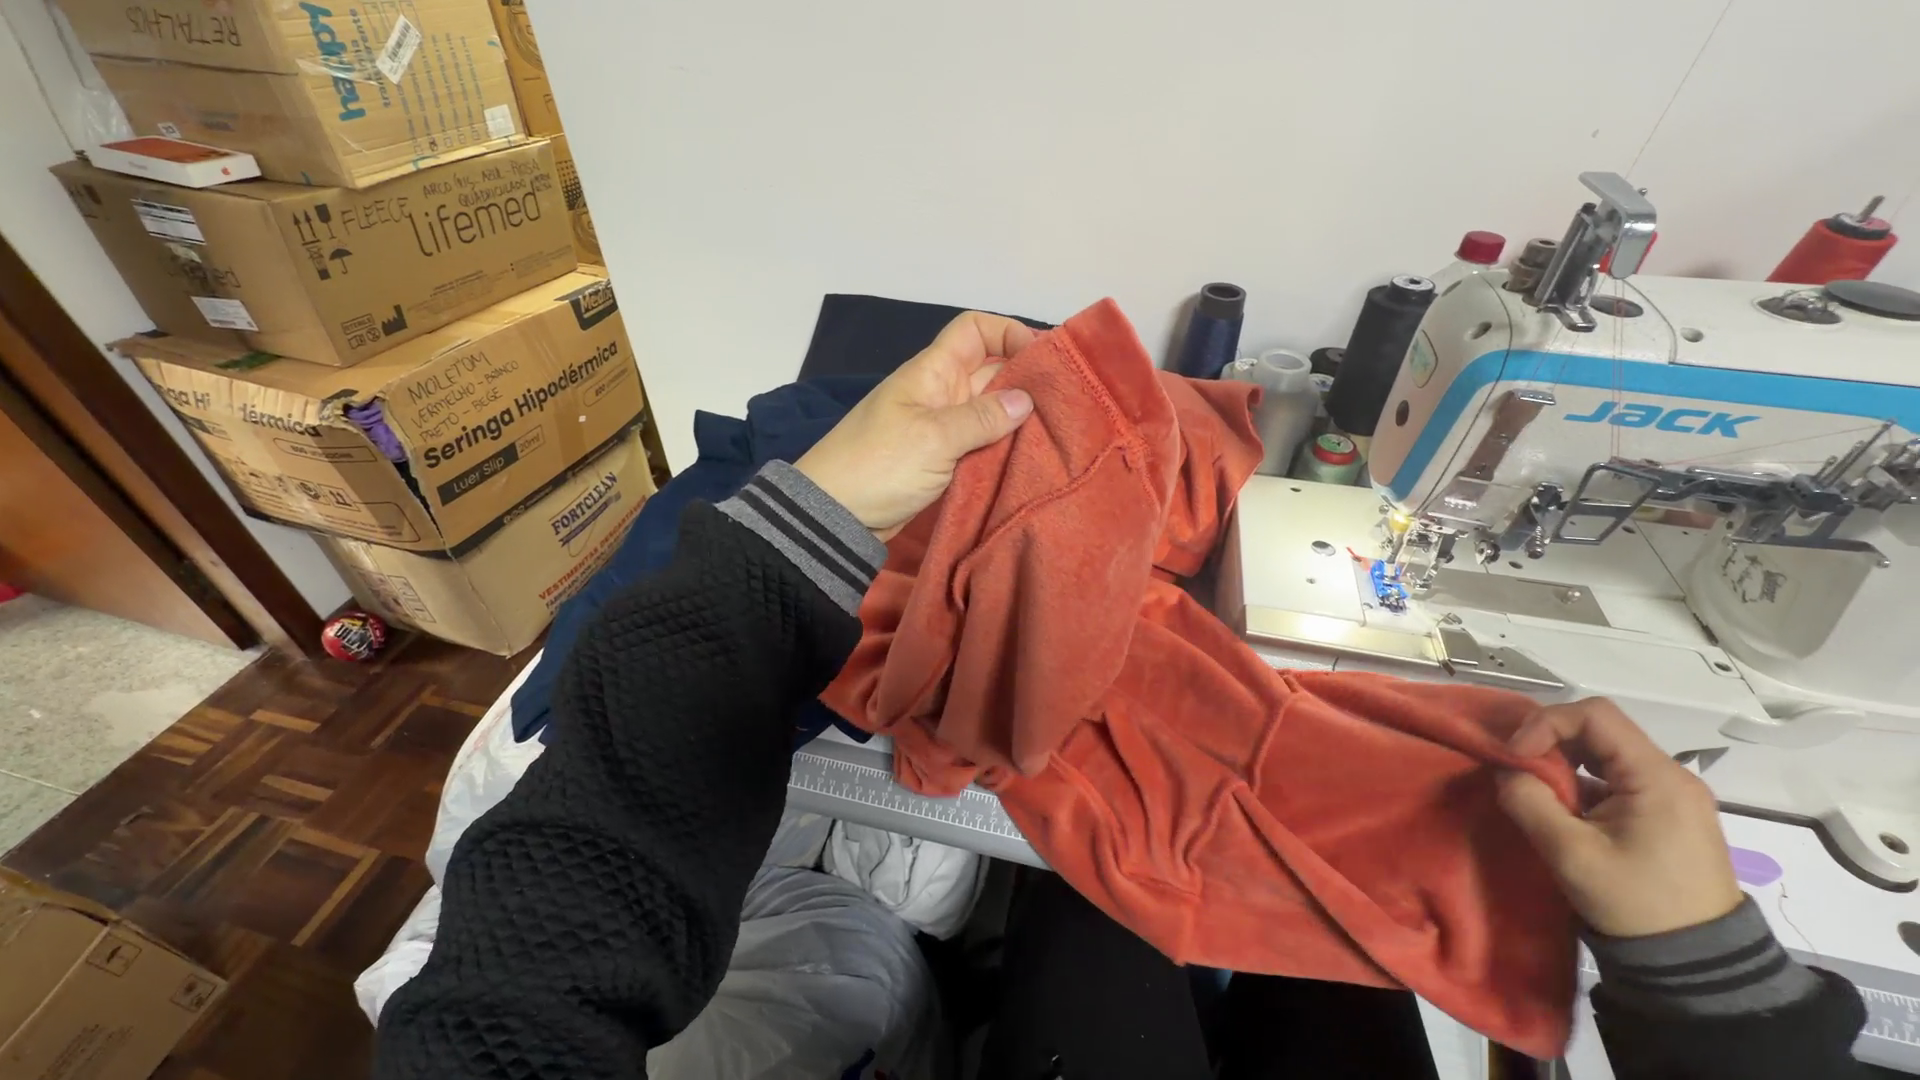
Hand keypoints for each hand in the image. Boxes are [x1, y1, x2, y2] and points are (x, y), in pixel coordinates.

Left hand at [796, 312, 1038, 539]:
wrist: (836, 515)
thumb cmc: (880, 465)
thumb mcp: (934, 438)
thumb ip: (982, 418)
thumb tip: (1026, 400)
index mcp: (933, 372)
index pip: (975, 330)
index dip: (1008, 333)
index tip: (1043, 359)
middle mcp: (941, 392)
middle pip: (991, 370)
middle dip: (1025, 380)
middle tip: (1066, 401)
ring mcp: (941, 426)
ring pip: (989, 409)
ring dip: (1017, 418)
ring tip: (1058, 430)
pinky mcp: (942, 459)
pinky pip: (980, 441)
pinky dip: (1002, 445)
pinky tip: (1031, 456)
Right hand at [1496, 697, 1742, 938]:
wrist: (1699, 962)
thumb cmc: (1636, 903)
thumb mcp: (1570, 854)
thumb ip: (1529, 801)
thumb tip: (1507, 771)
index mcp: (1657, 778)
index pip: (1594, 715)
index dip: (1546, 723)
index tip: (1516, 754)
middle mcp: (1670, 775)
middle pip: (1598, 728)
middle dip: (1549, 741)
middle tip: (1518, 769)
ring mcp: (1670, 794)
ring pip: (1603, 751)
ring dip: (1561, 762)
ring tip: (1535, 791)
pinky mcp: (1663, 812)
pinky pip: (1612, 776)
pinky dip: (1578, 781)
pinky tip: (1560, 809)